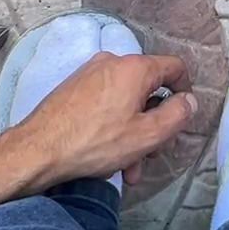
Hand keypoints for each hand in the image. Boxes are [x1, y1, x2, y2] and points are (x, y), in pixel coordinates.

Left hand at [2, 52, 196, 192]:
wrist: (37, 150)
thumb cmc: (95, 142)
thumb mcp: (147, 135)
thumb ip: (177, 115)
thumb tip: (190, 100)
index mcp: (135, 68)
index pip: (175, 67)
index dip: (185, 91)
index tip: (182, 117)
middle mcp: (112, 62)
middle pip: (148, 89)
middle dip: (154, 124)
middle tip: (150, 155)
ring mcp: (90, 73)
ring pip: (126, 101)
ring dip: (132, 132)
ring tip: (126, 167)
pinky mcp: (74, 88)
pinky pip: (105, 103)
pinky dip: (112, 126)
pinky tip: (106, 156)